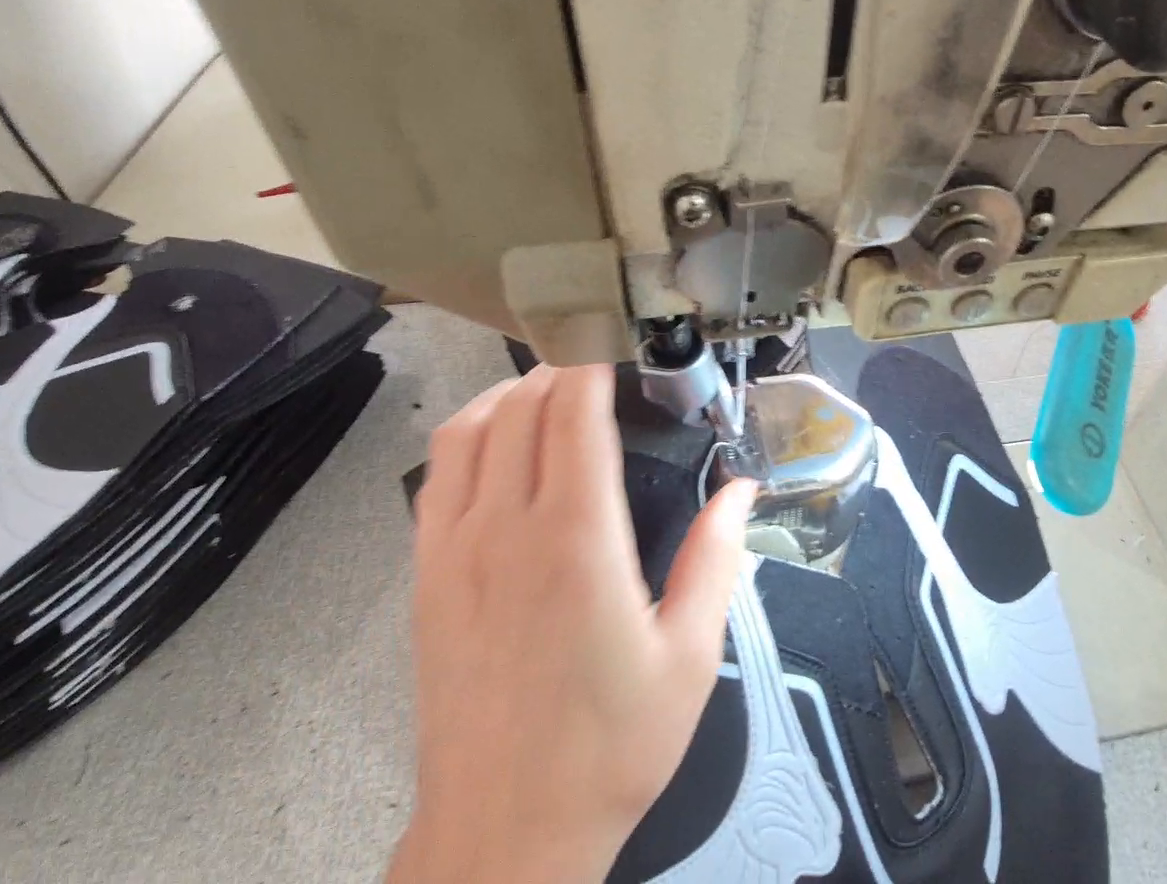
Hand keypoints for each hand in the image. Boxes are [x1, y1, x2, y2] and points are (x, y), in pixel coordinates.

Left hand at [388, 364, 757, 883]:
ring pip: (468, 431)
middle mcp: (505, 530)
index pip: (572, 412)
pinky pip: (437, 477)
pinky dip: (469, 438)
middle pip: (520, 407)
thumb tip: (739, 491)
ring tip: (548, 392)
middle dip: (558, 369)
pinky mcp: (427, 578)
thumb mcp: (689, 656)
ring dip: (508, 394)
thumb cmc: (609, 747)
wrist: (504, 827)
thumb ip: (715, 559)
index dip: (592, 361)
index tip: (615, 340)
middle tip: (597, 366)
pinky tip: (498, 449)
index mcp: (576, 541)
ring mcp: (453, 551)